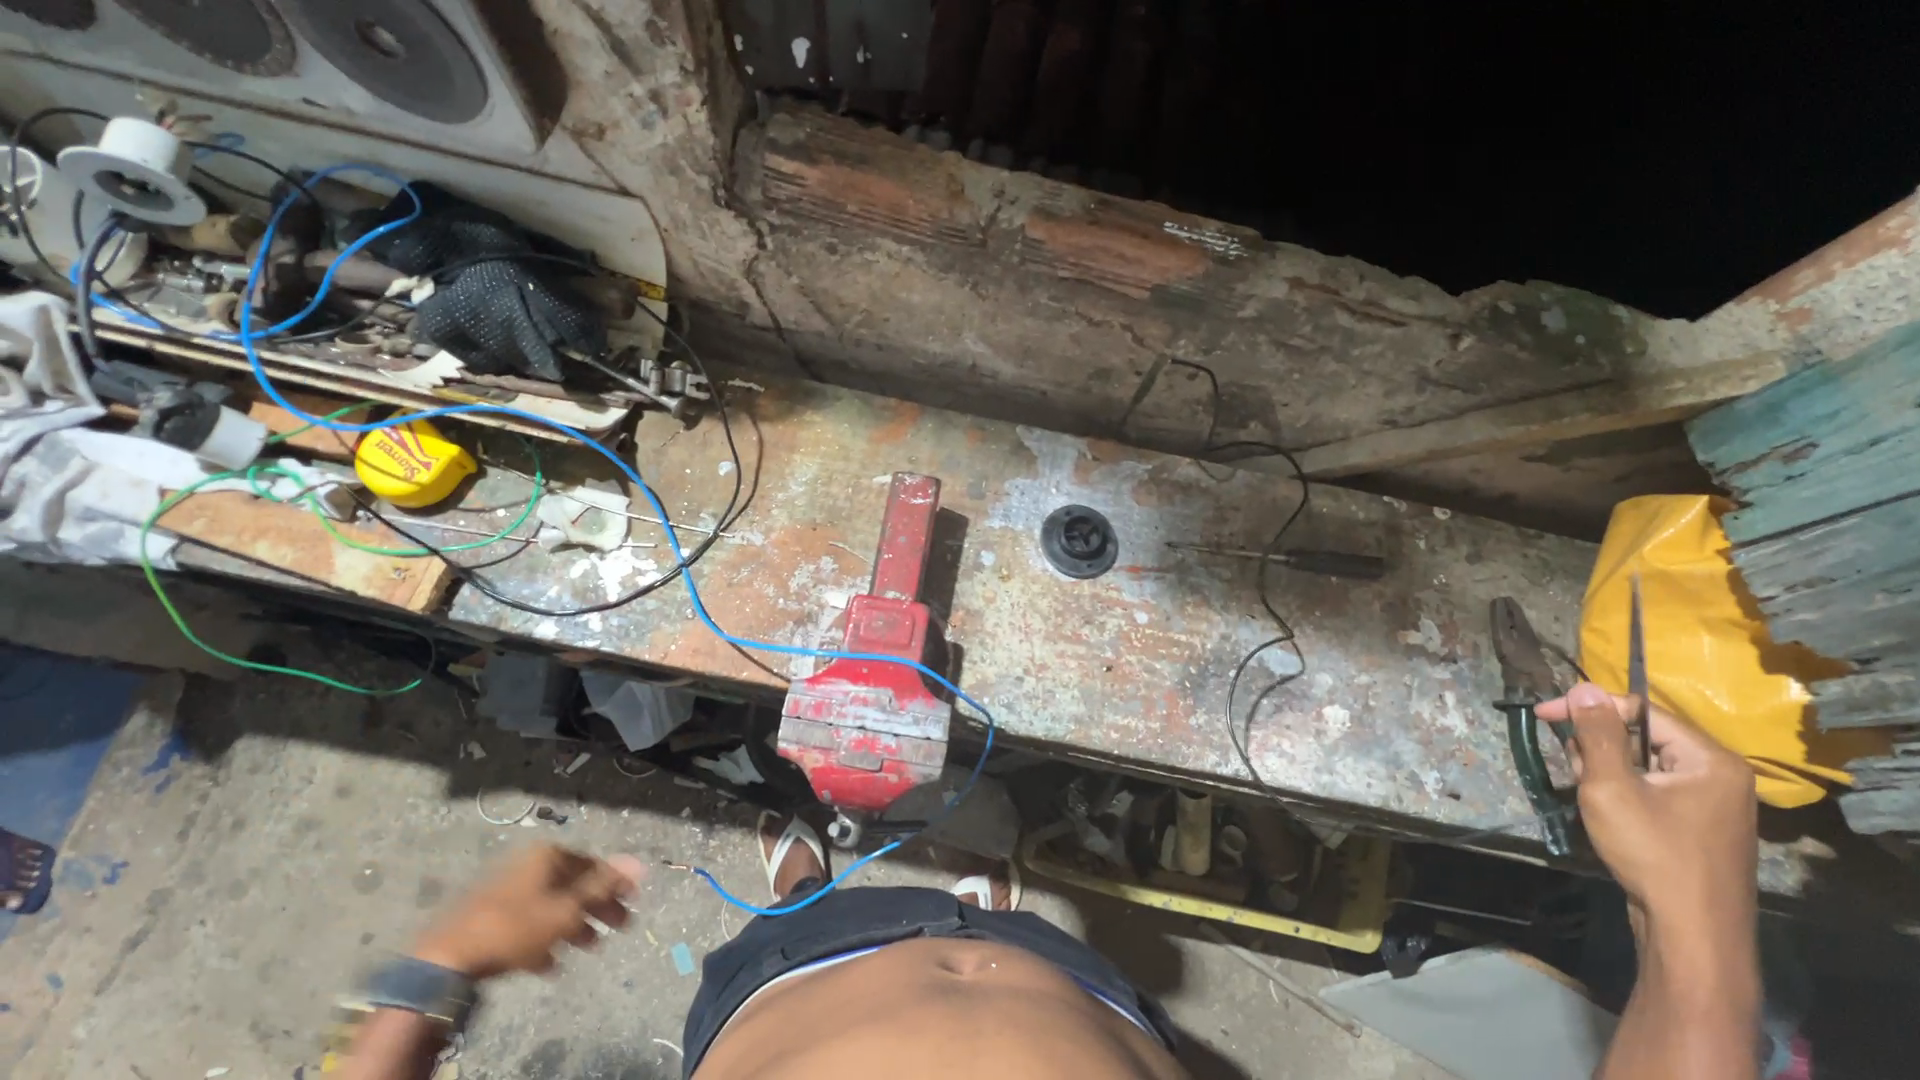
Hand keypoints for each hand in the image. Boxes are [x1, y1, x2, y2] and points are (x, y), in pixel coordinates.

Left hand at [411, 845, 644, 978]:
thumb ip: (603, 887)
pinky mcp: (488, 916)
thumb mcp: (566, 909)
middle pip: (573, 885)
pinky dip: (543, 939)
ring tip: (589, 948)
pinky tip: (549, 964)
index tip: (633, 904)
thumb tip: (639, 864)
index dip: (616, 884)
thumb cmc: (514, 927)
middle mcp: (527, 866)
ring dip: (573, 926)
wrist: (445, 959)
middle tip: (619, 929)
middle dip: (597, 908)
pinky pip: (527, 924)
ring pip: (550, 905)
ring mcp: (505, 891)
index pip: (593, 864)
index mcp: (546, 856)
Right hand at [1536, 683, 1756, 927]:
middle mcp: (1721, 775)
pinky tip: (1610, 815)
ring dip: (1608, 771)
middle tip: (1576, 772)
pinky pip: (1656, 790)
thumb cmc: (1651, 852)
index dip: (1589, 708)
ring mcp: (1716, 804)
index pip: (1642, 710)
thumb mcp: (1611, 787)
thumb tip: (1584, 688)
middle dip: (1598, 746)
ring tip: (1592, 797)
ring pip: (1646, 765)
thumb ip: (1597, 734)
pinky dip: (1625, 792)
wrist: (1691, 930)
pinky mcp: (1702, 828)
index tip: (1543, 715)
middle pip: (1644, 737)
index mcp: (1710, 758)